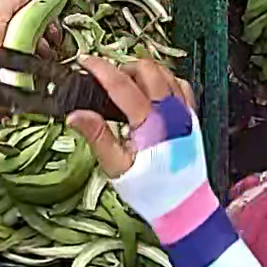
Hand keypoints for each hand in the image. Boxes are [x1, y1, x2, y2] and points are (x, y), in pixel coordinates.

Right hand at [69, 57, 195, 178]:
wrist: (184, 206)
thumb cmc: (149, 189)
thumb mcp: (117, 166)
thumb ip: (97, 136)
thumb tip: (74, 115)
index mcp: (149, 122)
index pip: (121, 83)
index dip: (100, 67)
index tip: (83, 60)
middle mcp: (170, 110)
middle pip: (145, 69)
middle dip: (122, 67)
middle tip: (106, 79)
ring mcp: (184, 110)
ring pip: (164, 71)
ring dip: (142, 70)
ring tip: (126, 83)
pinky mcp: (192, 115)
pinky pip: (179, 83)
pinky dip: (163, 79)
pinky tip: (152, 90)